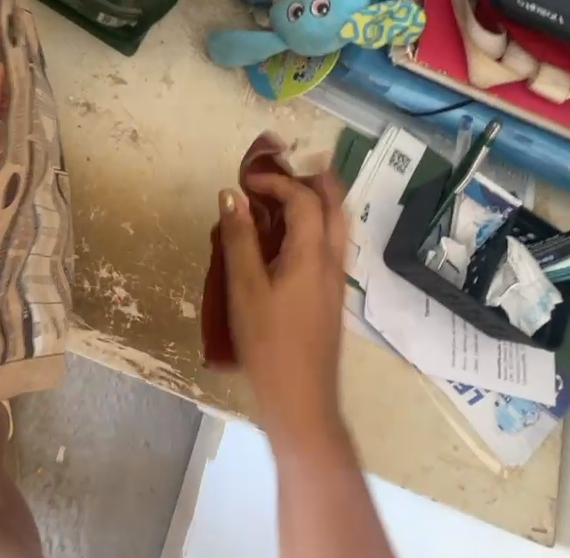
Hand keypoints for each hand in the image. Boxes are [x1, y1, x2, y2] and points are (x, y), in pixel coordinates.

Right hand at [219, 171, 349, 450]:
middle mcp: (333, 260)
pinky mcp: (331, 296)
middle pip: (335, 205)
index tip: (246, 182)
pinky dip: (315, 224)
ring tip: (284, 195)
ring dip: (316, 201)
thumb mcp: (244, 287)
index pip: (303, 199)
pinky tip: (288, 237)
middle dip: (313, 180)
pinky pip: (331, 244)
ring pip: (337, 225)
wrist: (301, 399)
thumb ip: (239, 238)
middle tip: (282, 171)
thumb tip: (232, 194)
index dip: (276, 181)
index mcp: (312, 254)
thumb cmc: (268, 342)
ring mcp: (336, 280)